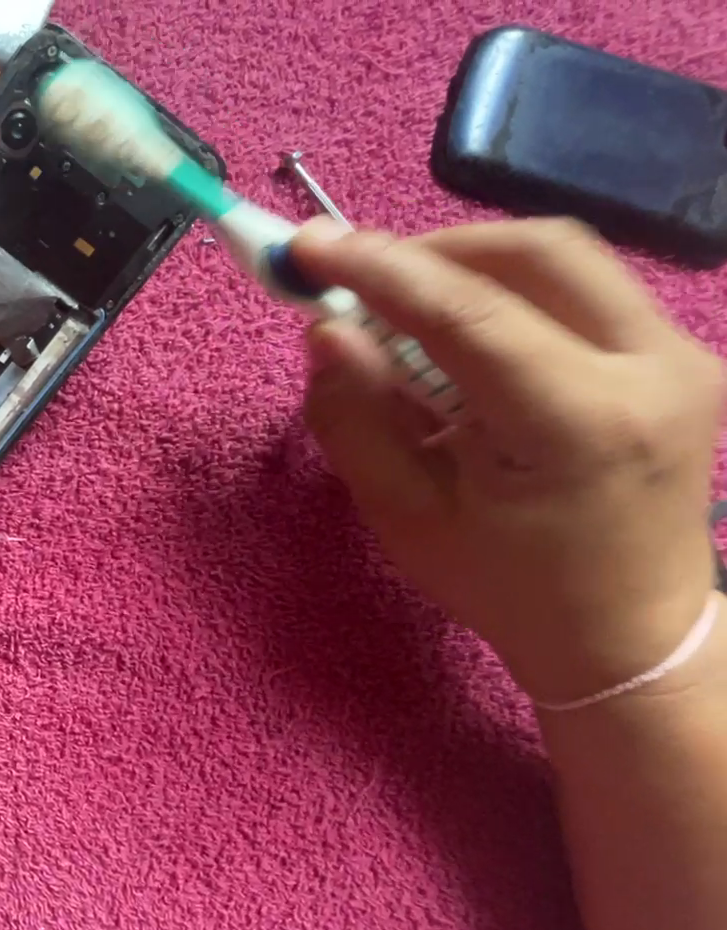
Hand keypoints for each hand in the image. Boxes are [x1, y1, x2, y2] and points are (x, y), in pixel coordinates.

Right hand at [292, 219, 723, 703]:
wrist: (623, 628)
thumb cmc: (498, 581)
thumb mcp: (399, 511)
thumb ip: (355, 416)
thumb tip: (326, 332)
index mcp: (577, 424)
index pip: (472, 313)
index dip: (381, 268)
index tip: (307, 245)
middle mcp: (653, 369)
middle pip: (539, 253)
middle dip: (428, 250)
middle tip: (349, 273)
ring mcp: (679, 356)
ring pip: (565, 261)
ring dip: (463, 265)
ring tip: (389, 300)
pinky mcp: (673, 357)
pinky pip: (578, 291)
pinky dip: (499, 290)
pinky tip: (447, 329)